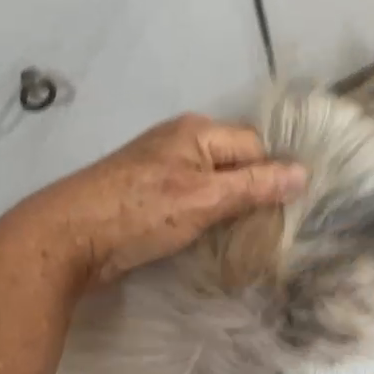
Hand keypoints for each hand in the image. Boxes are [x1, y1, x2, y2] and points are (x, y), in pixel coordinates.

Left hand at [0, 113, 307, 291]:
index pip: (257, 147)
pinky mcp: (150, 198)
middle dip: (255, 195)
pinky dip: (208, 220)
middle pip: (237, 165)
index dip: (273, 176)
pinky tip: (215, 242)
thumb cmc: (139, 212)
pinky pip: (195, 203)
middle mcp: (182, 143)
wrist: (70, 238)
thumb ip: (254, 187)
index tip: (289, 213)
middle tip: (273, 232)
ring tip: (249, 241)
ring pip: (216, 186)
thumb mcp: (204, 199)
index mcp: (198, 132)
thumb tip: (303, 174)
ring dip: (231, 211)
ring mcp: (164, 170)